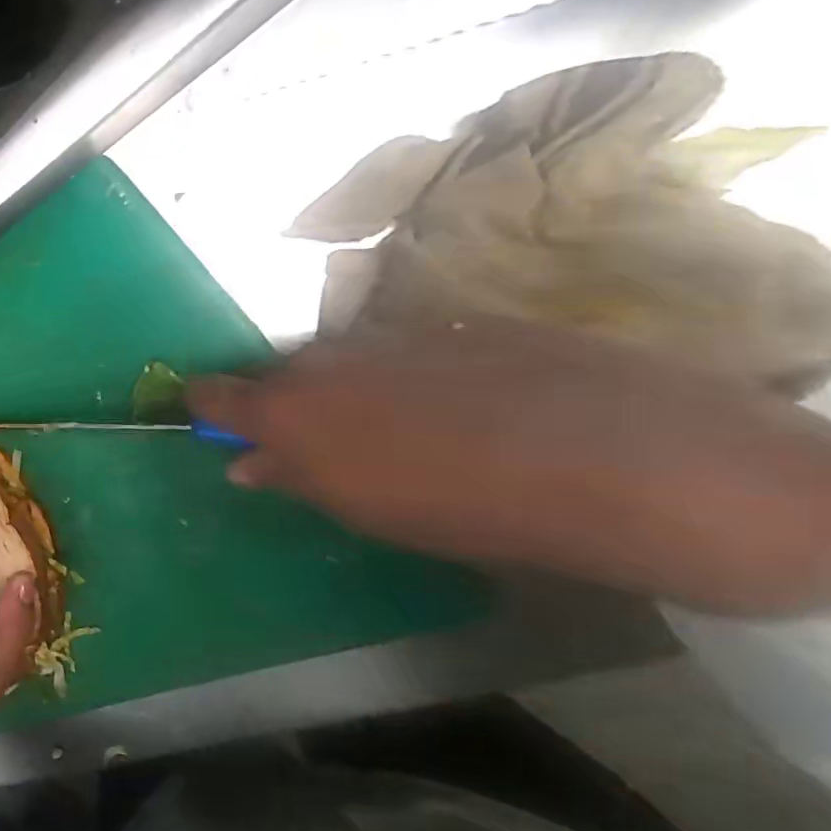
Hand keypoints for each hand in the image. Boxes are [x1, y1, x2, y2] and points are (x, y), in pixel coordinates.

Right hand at [186, 317, 830, 614]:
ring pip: (343, 358)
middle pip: (279, 371)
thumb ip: (290, 475)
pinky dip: (411, 375)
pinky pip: (406, 347)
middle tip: (325, 446)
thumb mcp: (358, 508)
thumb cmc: (460, 507)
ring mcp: (391, 332)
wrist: (622, 461)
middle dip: (287, 403)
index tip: (220, 427)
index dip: (208, 407)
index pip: (212, 390)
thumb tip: (245, 461)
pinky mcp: (457, 322)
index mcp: (289, 405)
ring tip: (405, 431)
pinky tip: (465, 409)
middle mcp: (325, 355)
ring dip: (351, 389)